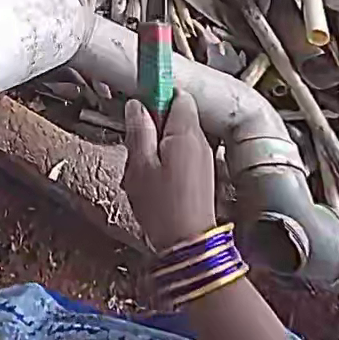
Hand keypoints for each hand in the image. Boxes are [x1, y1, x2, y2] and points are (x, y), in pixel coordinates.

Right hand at [123, 90, 218, 251]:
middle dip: (153, 120)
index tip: (140, 99)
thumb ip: (138, 131)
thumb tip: (136, 106)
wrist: (189, 246)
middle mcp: (200, 143)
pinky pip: (182, 151)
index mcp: (186, 135)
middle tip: (135, 139)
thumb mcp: (140, 165)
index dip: (157, 93)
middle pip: (177, 114)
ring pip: (177, 133)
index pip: (178, 96)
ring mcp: (204, 159)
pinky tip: (152, 176)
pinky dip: (166, 155)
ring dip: (158, 140)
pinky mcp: (202, 173)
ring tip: (142, 162)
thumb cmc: (163, 207)